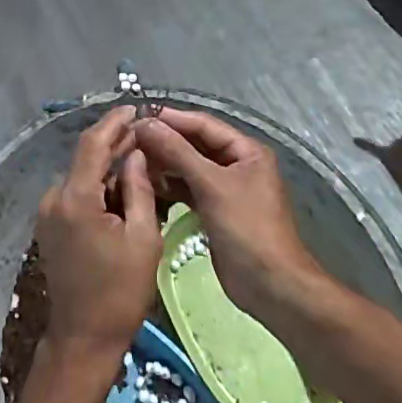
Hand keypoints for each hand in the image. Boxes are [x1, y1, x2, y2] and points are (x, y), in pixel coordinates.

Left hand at [36, 107, 160, 356]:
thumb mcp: (142, 238)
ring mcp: (47, 212)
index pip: (93, 144)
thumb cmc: (120, 292)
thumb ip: (138, 189)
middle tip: (148, 138)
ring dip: (108, 170)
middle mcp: (54, 198)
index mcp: (76, 198)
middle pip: (86, 159)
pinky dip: (97, 189)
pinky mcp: (49, 226)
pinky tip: (121, 194)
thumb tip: (135, 153)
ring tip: (143, 168)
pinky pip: (75, 195)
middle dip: (115, 146)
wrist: (83, 337)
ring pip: (81, 177)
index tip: (136, 109)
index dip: (114, 122)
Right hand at [133, 109, 322, 314]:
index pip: (203, 124)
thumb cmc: (247, 228)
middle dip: (165, 142)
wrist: (271, 286)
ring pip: (189, 168)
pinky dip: (170, 186)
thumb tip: (145, 124)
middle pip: (195, 145)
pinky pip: (188, 189)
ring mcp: (226, 189)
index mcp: (246, 151)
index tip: (138, 116)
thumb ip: (178, 152)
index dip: (171, 119)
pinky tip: (146, 184)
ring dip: (164, 164)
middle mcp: (237, 165)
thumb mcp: (212, 185)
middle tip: (129, 140)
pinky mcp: (215, 211)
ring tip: (132, 160)